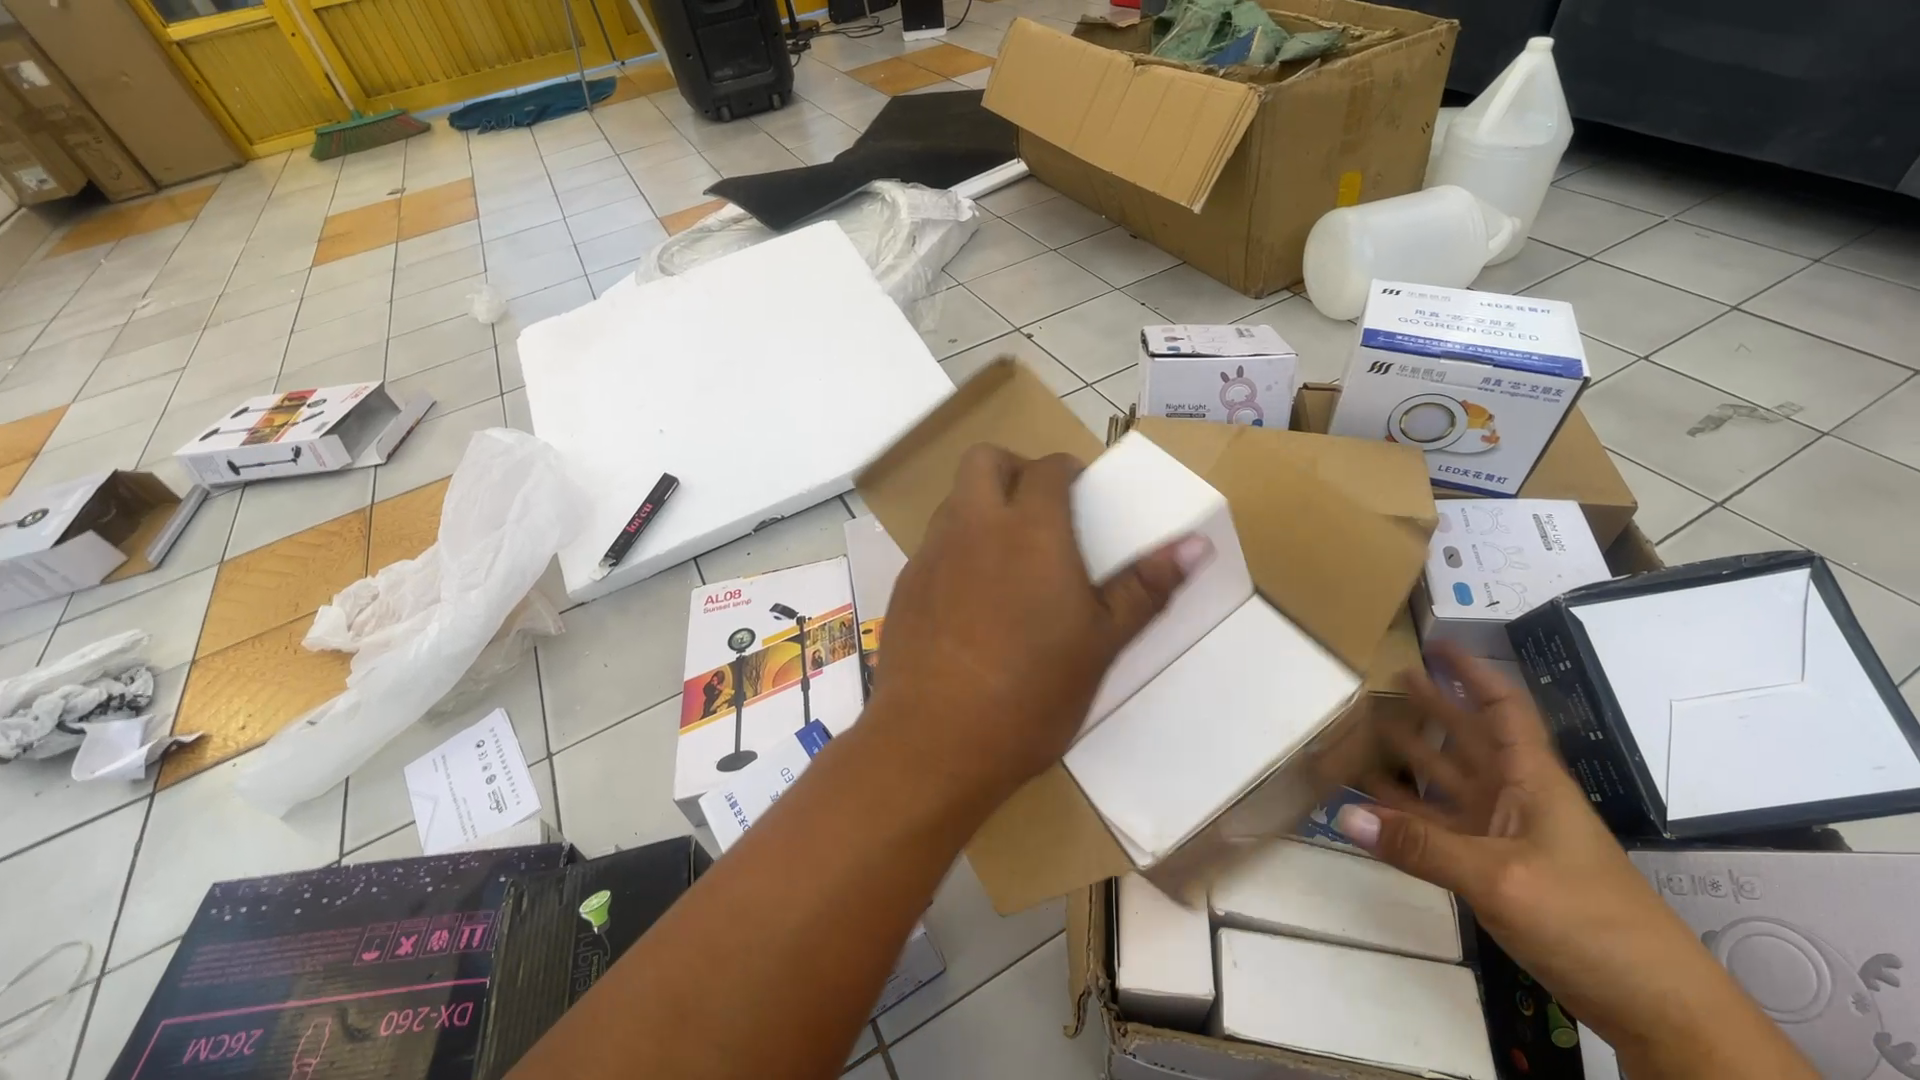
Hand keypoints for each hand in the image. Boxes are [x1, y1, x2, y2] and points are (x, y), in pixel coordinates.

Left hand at [867, 445, 1209, 805]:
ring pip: (955, 503)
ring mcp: (931, 555)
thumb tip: (1198, 544)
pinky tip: (973, 607)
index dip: (1069, 473)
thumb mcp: (1102, 643)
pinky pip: (933, 548)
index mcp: (1030, 528)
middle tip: (1041, 515)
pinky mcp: (904, 588)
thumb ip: (1145, 588)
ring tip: (1010, 564)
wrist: (935, 743)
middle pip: (984, 460)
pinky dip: (957, 553)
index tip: (1083, 501)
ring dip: (983, 510)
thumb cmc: (1033, 692)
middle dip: (1015, 471)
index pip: (1049, 468)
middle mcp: (973, 526)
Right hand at [1337, 643, 1816, 1078]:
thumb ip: (1420, 845)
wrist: (1651, 1002)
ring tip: (1367, 729)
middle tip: (1385, 680)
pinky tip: (1373, 805)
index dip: (1471, 673)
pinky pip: (1439, 829)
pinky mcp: (1495, 874)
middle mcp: (1516, 800)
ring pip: (1448, 784)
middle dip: (1431, 706)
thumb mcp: (1500, 878)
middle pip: (1467, 740)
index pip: (1501, 709)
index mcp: (1532, 782)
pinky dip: (1406, 814)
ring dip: (1412, 757)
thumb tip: (1342, 813)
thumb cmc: (1588, 921)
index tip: (1436, 644)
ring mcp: (1504, 838)